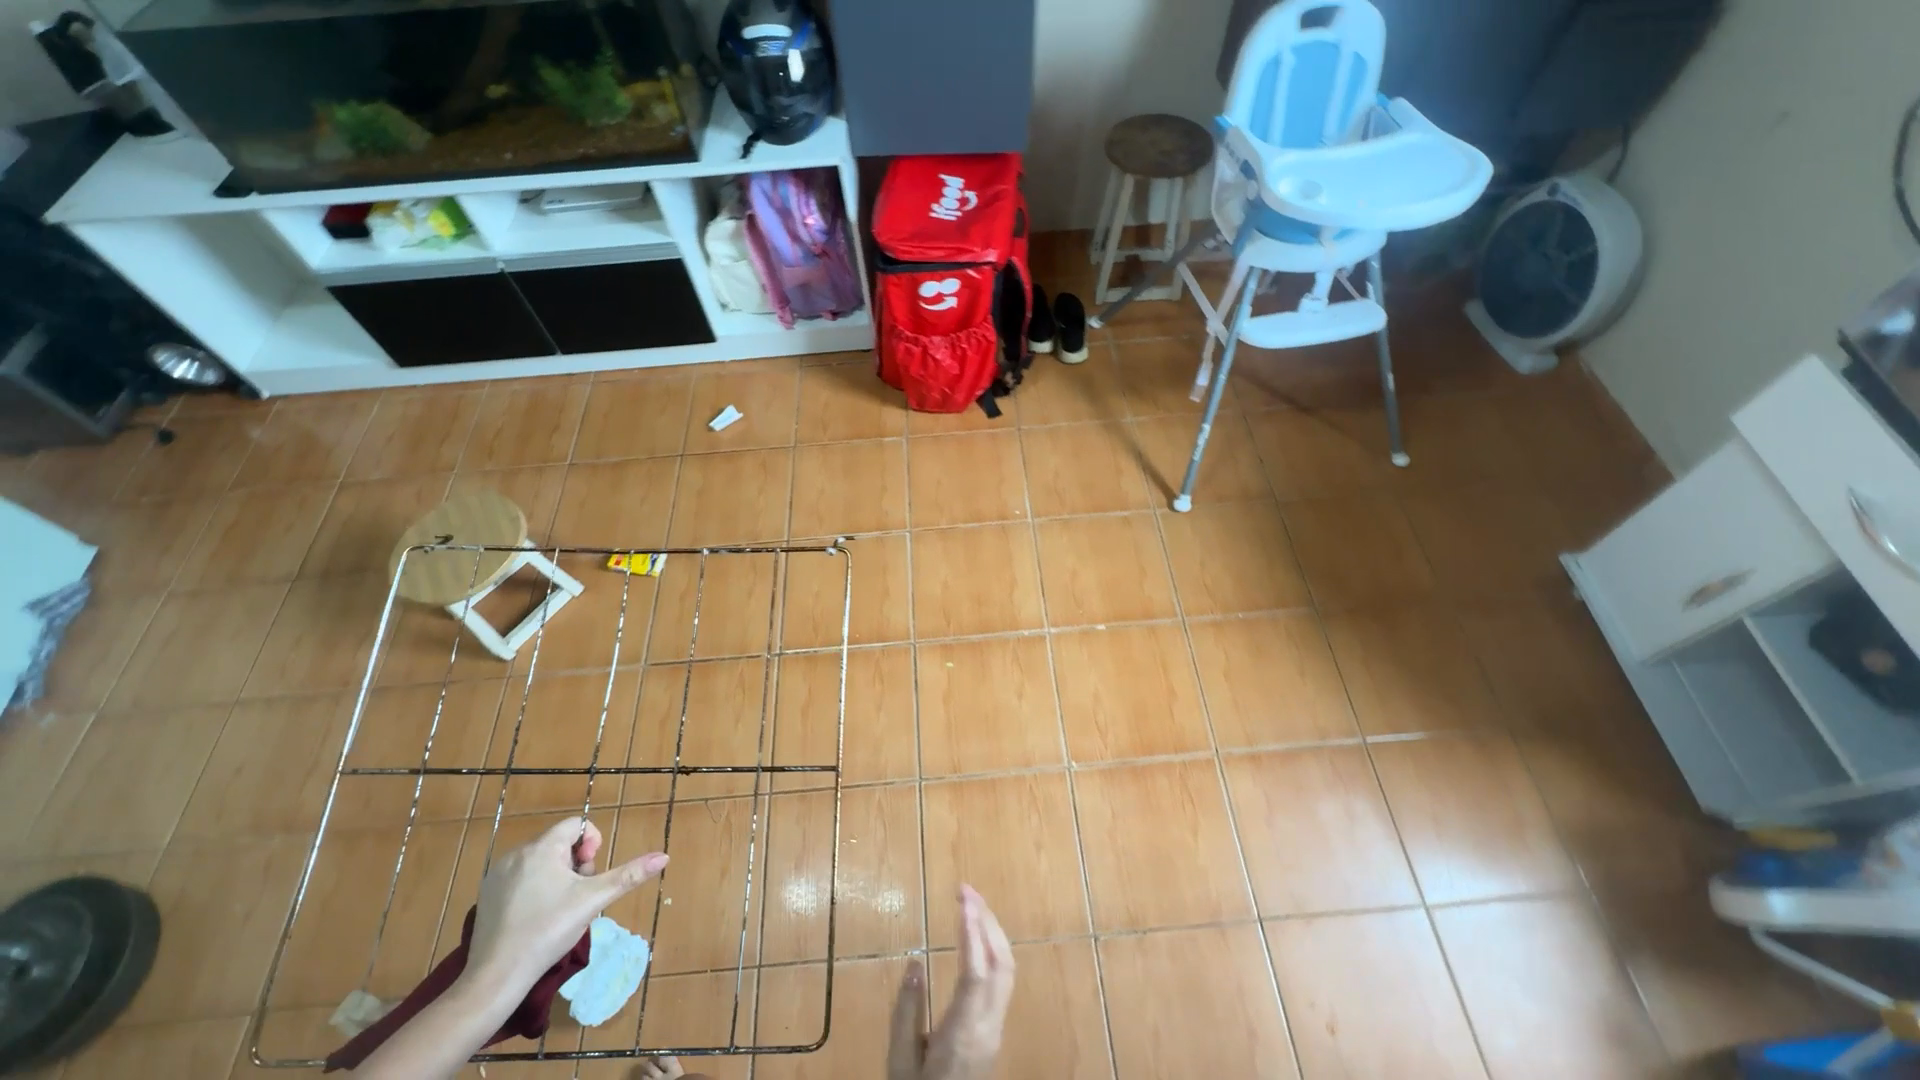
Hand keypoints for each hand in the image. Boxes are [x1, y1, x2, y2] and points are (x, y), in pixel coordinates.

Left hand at [460, 816, 666, 1004]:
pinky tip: (535, 918)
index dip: (592, 845)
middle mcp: (517, 853)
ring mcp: (498, 874)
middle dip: (576, 864)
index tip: (589, 875)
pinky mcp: (487, 894)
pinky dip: (534, 890)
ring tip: (558, 910)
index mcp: (542, 848)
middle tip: (577, 896)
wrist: (497, 975)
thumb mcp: (594, 901)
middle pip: (560, 844)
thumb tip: (664, 857)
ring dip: (557, 877)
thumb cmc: (549, 931)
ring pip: (541, 862)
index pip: (577, 825)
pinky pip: (520, 878)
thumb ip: (629, 875)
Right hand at [887, 886, 1014, 1079]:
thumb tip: (916, 960)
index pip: (976, 972)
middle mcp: (988, 1026)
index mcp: (963, 1033)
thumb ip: (907, 1010)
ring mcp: (996, 1028)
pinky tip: (978, 938)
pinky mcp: (994, 1030)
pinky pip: (1003, 980)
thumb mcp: (901, 1060)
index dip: (972, 932)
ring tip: (972, 904)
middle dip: (986, 921)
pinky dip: (993, 950)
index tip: (962, 899)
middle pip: (1000, 964)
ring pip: (1007, 971)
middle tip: (965, 889)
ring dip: (993, 932)